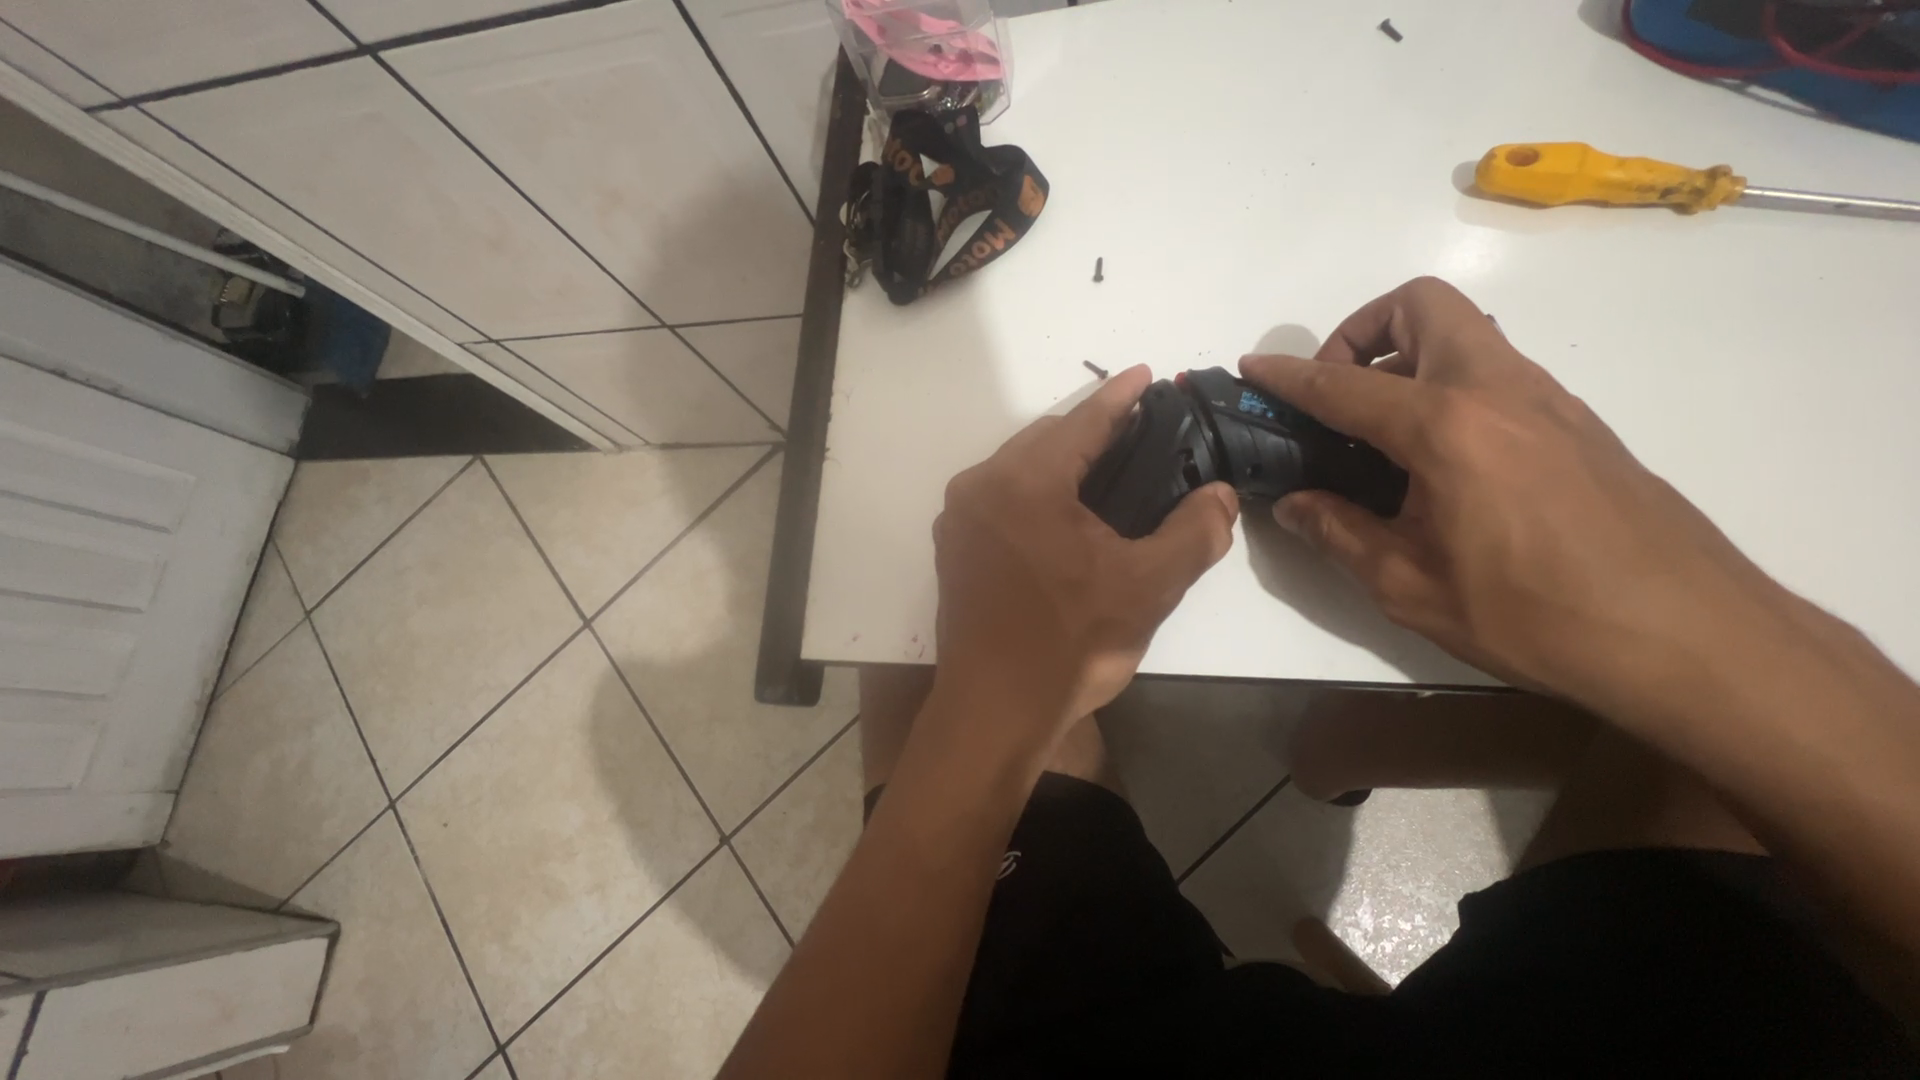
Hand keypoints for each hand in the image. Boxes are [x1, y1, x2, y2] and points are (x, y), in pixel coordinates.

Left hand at [931, 365, 1238, 750]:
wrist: (996, 710)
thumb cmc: (1070, 644)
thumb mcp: (1147, 587)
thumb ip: (1193, 533)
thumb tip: (1220, 495)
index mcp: (1023, 482)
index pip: (1081, 423)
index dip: (1120, 397)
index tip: (1145, 375)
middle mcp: (979, 487)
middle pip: (1045, 440)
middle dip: (1091, 431)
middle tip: (1140, 430)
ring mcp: (959, 520)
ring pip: (1019, 469)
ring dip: (1062, 463)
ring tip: (1109, 468)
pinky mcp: (953, 549)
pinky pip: (1001, 499)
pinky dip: (1037, 493)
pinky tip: (1067, 512)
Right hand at [1242, 277, 1790, 713]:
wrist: (1688, 636)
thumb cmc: (1534, 615)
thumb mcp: (1409, 587)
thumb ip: (1340, 533)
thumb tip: (1294, 504)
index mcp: (1447, 428)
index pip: (1345, 383)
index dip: (1289, 375)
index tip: (1254, 368)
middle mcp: (1498, 390)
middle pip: (1422, 306)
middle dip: (1362, 331)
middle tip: (1338, 396)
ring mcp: (1547, 400)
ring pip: (1464, 335)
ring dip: (1407, 360)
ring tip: (1379, 438)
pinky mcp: (1577, 423)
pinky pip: (1495, 374)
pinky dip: (1449, 389)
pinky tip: (1439, 465)